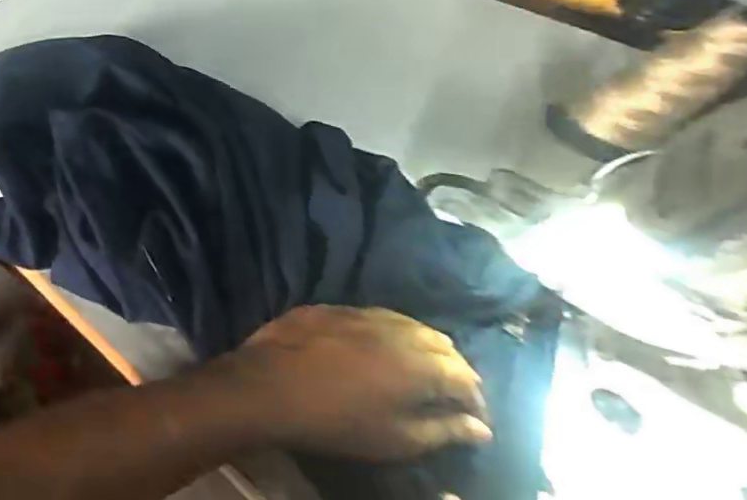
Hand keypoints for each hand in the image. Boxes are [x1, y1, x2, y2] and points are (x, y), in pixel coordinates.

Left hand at [229, 306, 492, 460]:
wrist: (267, 387)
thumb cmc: (338, 421)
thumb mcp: (399, 438)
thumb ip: (445, 430)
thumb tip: (480, 427)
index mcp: (415, 362)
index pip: (465, 375)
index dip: (475, 400)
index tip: (471, 420)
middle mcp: (388, 329)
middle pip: (437, 341)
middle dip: (451, 367)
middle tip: (448, 394)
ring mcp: (351, 312)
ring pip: (401, 321)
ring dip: (418, 344)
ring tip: (416, 370)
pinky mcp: (322, 308)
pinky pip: (364, 314)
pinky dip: (382, 330)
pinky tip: (375, 348)